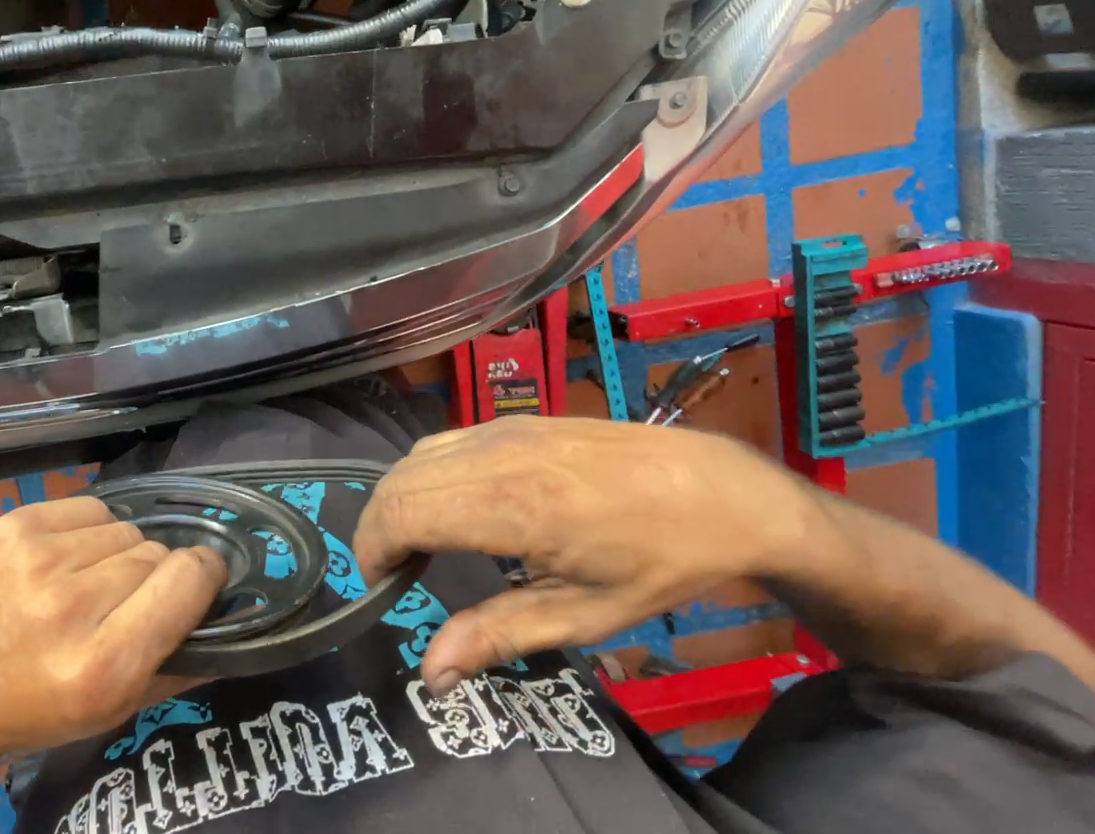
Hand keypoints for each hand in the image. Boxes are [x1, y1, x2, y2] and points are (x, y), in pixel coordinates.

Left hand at [0, 497, 226, 763]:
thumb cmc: (42, 706)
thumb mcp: (119, 708)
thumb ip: (181, 657)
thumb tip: (229, 600)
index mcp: (103, 664)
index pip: (186, 579)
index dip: (203, 575)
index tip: (198, 580)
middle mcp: (69, 605)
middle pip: (154, 552)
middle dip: (151, 574)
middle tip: (120, 604)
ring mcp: (36, 558)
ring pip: (124, 528)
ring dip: (118, 552)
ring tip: (87, 583)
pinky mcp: (14, 527)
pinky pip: (89, 508)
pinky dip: (88, 531)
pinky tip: (64, 561)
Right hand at [352, 417, 817, 691]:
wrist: (719, 491)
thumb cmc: (657, 562)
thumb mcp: (584, 614)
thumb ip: (497, 635)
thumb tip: (431, 672)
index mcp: (514, 508)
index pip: (402, 514)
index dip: (374, 550)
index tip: (384, 587)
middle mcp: (496, 457)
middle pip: (396, 483)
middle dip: (378, 530)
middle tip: (397, 573)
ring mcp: (502, 430)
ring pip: (412, 458)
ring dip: (397, 500)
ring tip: (420, 543)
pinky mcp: (512, 421)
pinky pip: (441, 444)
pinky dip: (423, 476)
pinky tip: (450, 507)